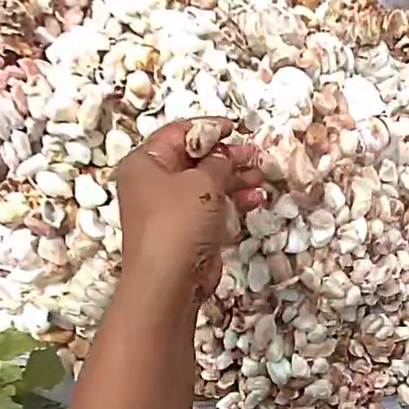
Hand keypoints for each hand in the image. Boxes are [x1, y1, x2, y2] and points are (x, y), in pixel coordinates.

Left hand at [114, 120, 264, 303]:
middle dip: (228, 157)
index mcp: (146, 163)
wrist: (169, 280)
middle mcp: (155, 183)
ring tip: (262, 177)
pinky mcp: (189, 231)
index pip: (178, 133)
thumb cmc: (178, 223)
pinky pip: (213, 208)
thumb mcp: (202, 183)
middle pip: (196, 160)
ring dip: (236, 180)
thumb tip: (226, 155)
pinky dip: (234, 202)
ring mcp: (172, 209)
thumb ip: (219, 162)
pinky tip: (257, 199)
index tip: (236, 128)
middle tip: (256, 156)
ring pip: (208, 185)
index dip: (209, 128)